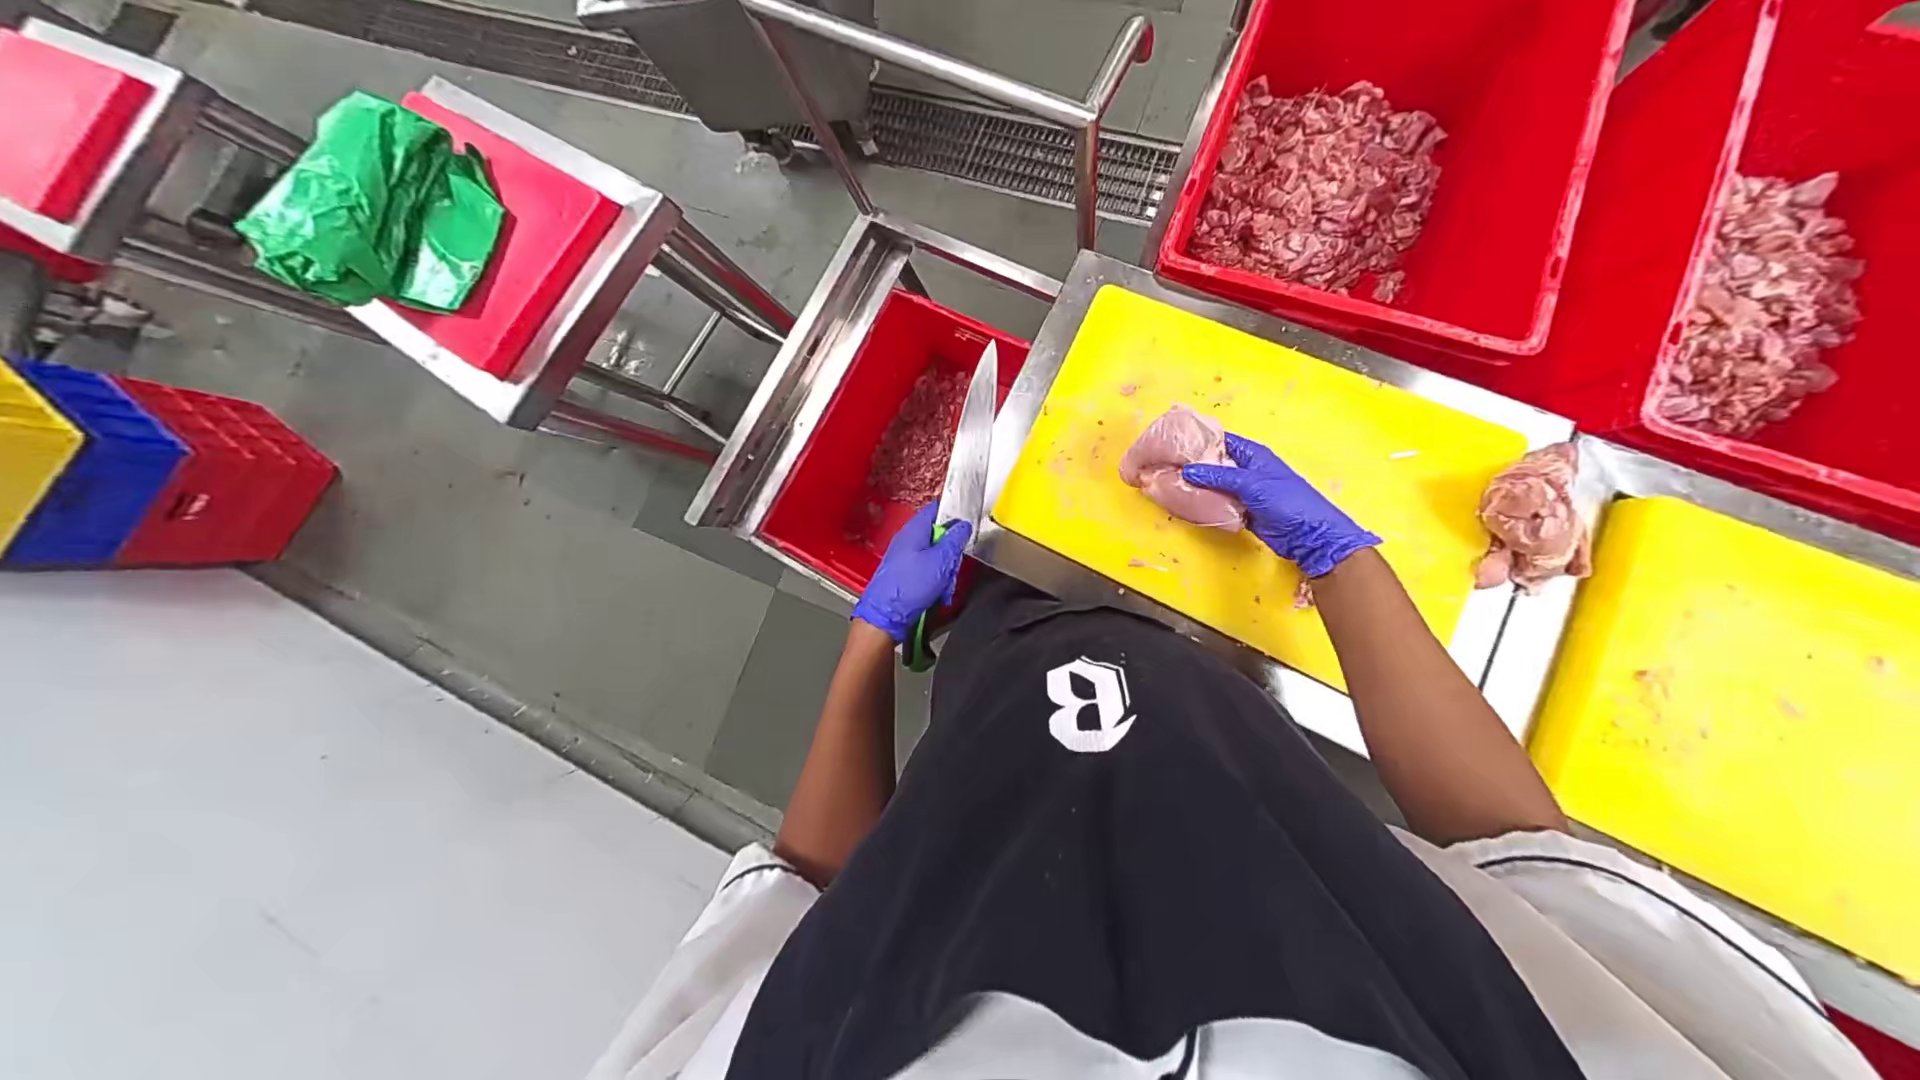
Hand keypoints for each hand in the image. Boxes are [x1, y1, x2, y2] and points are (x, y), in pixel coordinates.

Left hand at [852, 503, 972, 642]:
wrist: (885, 616)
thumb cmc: (910, 586)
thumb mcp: (941, 561)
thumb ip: (955, 540)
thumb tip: (964, 525)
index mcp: (914, 529)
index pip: (935, 509)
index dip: (953, 512)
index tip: (968, 521)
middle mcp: (907, 540)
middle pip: (937, 534)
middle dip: (950, 548)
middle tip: (955, 561)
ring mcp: (903, 557)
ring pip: (933, 554)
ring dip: (944, 567)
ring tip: (946, 583)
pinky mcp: (903, 573)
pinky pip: (926, 569)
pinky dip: (935, 578)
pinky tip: (938, 592)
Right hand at [1183, 433, 1380, 577]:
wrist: (1308, 536)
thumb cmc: (1287, 502)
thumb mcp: (1252, 484)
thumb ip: (1219, 476)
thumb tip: (1187, 470)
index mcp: (1252, 455)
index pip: (1221, 440)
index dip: (1198, 440)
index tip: (1173, 443)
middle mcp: (1246, 470)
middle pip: (1214, 463)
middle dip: (1192, 465)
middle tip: (1165, 466)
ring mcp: (1244, 491)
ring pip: (1214, 485)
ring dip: (1196, 486)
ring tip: (1170, 484)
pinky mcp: (1242, 510)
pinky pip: (1218, 503)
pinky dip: (1205, 504)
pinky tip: (1187, 504)